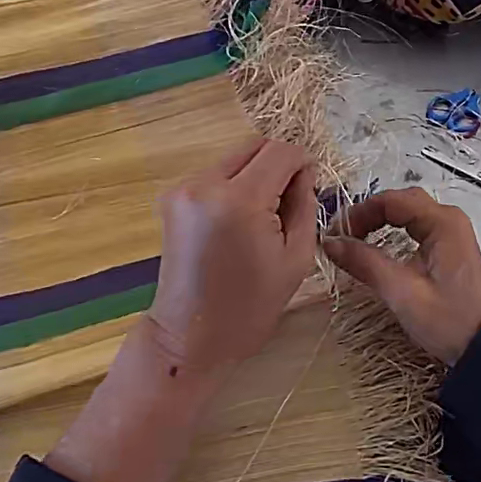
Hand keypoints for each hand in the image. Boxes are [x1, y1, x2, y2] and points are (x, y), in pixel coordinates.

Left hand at [44, 138, 315, 481]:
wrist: (189, 335)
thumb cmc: (250, 306)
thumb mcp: (296, 258)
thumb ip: (303, 204)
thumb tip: (303, 171)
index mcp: (238, 200)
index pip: (280, 151)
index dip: (302, 163)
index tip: (309, 189)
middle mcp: (204, 183)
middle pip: (254, 146)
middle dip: (277, 165)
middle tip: (287, 203)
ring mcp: (182, 188)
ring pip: (233, 158)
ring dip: (254, 175)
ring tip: (260, 218)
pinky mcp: (171, 197)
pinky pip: (214, 175)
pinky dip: (232, 186)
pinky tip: (236, 222)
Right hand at [323, 188, 480, 363]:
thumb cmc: (448, 321)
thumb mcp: (401, 293)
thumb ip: (365, 263)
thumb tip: (330, 242)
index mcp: (443, 224)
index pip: (391, 200)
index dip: (360, 212)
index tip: (337, 233)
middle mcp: (448, 220)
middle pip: (398, 201)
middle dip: (367, 214)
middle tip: (342, 235)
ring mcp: (450, 232)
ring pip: (405, 212)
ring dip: (377, 220)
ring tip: (353, 239)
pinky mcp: (447, 246)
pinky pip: (412, 226)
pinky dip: (390, 230)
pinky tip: (375, 245)